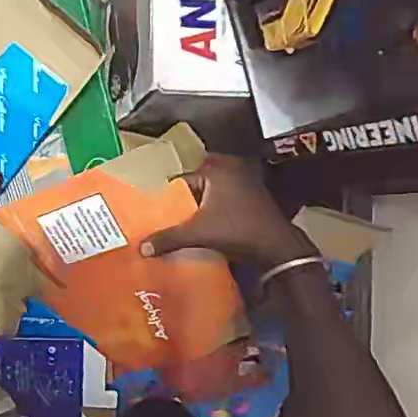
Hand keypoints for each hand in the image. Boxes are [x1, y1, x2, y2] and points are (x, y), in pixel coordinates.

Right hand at [139, 155, 314, 269]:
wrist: (276, 247)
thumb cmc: (237, 231)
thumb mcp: (198, 234)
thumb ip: (168, 238)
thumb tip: (141, 247)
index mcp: (216, 170)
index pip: (181, 181)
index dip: (169, 198)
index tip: (159, 213)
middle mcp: (231, 169)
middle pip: (196, 186)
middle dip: (185, 201)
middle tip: (169, 218)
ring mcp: (245, 181)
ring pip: (211, 193)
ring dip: (200, 207)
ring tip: (185, 224)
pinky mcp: (253, 195)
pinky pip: (224, 198)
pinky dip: (214, 209)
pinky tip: (206, 225)